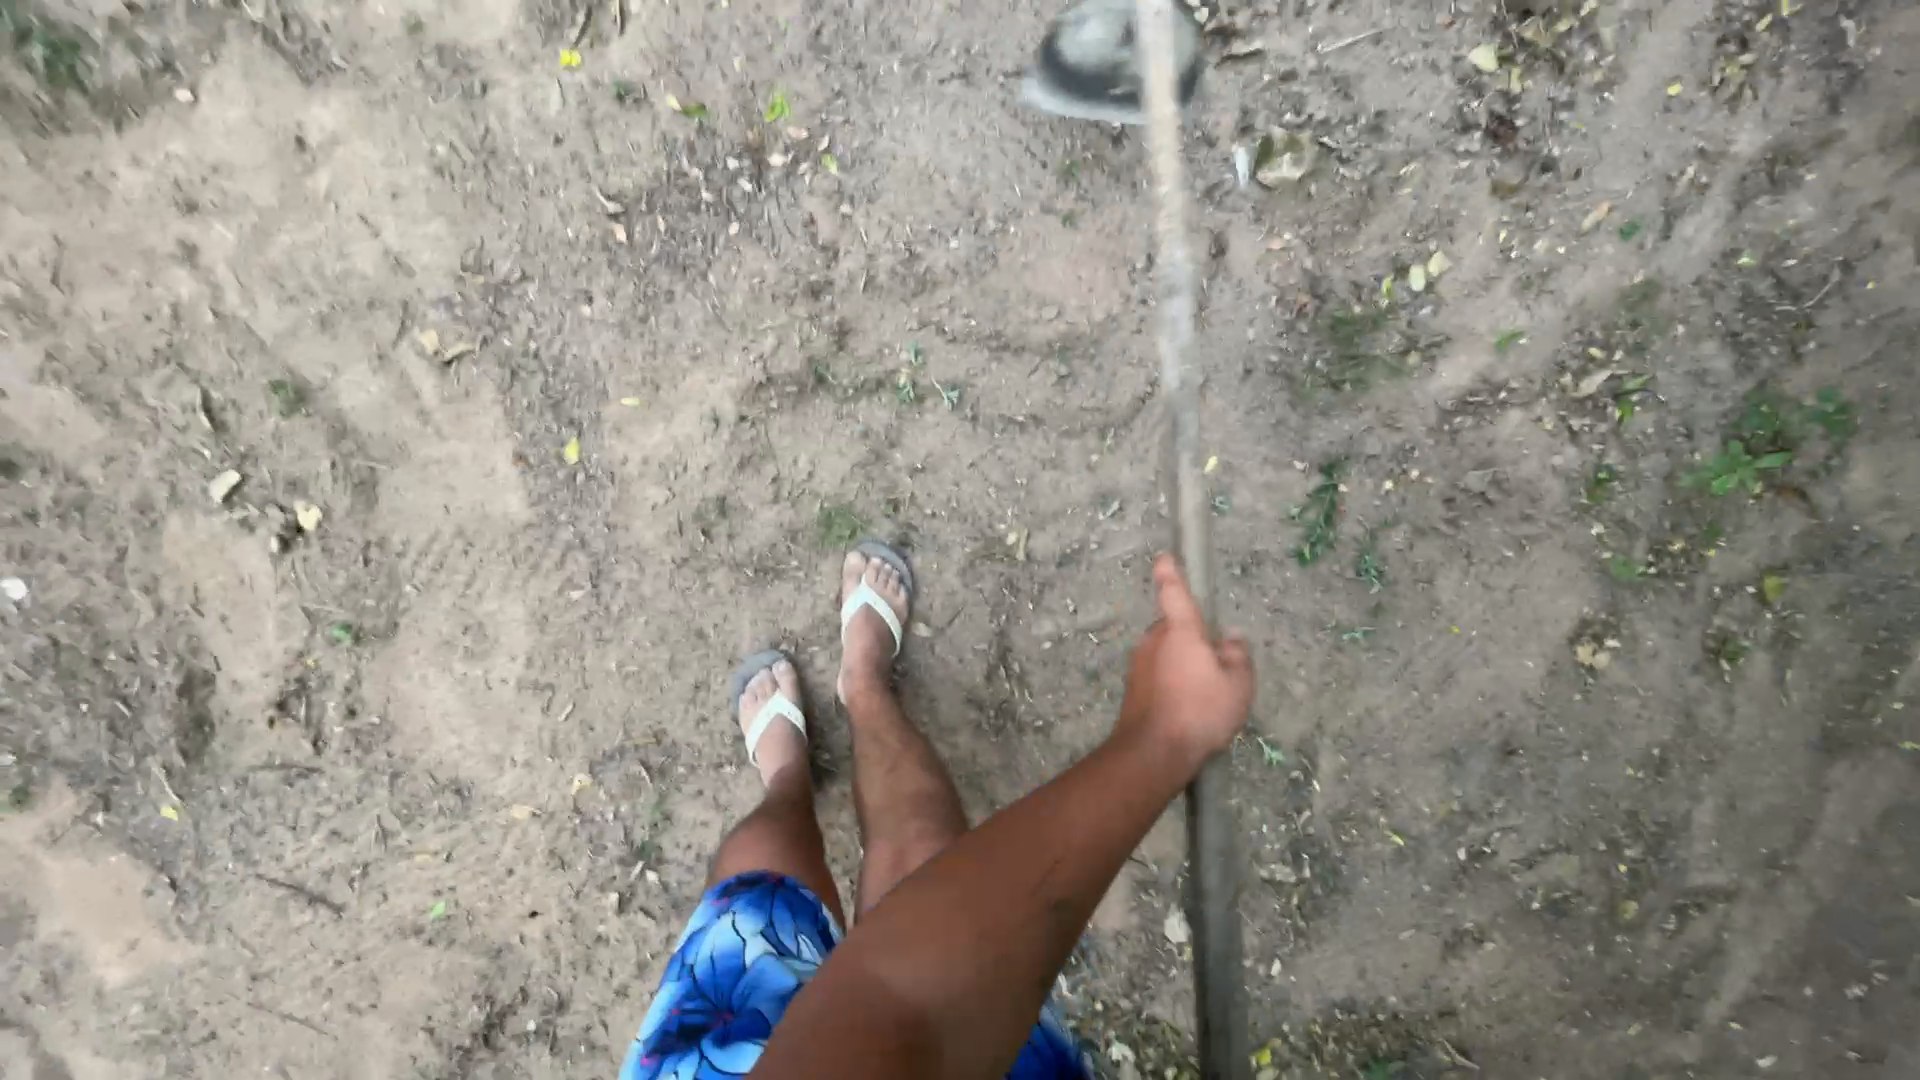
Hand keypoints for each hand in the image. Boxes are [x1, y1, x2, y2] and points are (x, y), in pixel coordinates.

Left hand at [1114, 555, 1254, 770]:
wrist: (1154, 750)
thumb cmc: (1201, 710)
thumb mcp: (1237, 684)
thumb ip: (1237, 656)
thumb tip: (1232, 637)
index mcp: (1179, 630)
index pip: (1173, 592)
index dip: (1170, 572)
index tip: (1165, 557)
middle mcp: (1153, 640)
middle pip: (1173, 627)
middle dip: (1191, 637)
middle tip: (1216, 663)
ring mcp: (1139, 664)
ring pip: (1165, 652)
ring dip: (1181, 663)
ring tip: (1205, 693)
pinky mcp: (1133, 687)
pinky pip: (1157, 674)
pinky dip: (1171, 682)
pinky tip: (1187, 708)